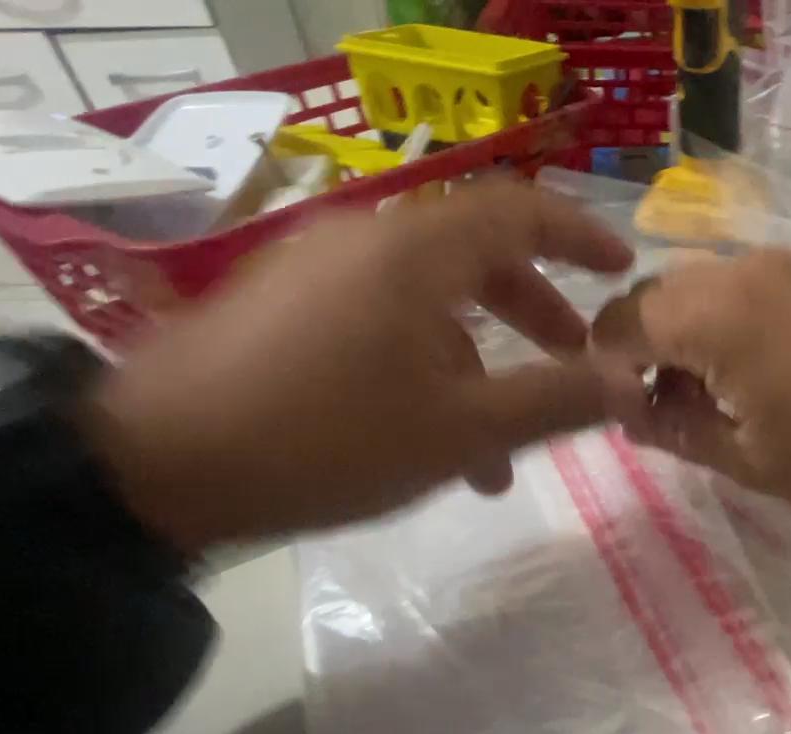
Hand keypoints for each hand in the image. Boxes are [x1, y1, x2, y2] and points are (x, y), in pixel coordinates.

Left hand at [76, 180, 633, 552]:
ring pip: (429, 300)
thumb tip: (631, 385)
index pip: (519, 210)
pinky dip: (427, 366)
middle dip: (536, 309)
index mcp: (414, 252)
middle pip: (476, 254)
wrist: (159, 467)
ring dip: (481, 358)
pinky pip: (382, 321)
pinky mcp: (286, 307)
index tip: (624, 269)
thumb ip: (554, 401)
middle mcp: (367, 241)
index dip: (581, 235)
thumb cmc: (329, 439)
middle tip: (575, 357)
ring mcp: (318, 271)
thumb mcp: (460, 430)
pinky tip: (434, 441)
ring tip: (503, 443)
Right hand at [593, 249, 790, 517]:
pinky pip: (733, 287)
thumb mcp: (745, 460)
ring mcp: (777, 265)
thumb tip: (629, 411)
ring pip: (692, 288)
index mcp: (715, 314)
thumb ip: (671, 428)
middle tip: (667, 412)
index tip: (631, 417)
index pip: (618, 323)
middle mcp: (739, 269)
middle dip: (642, 352)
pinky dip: (717, 323)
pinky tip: (744, 373)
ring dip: (680, 337)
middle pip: (652, 297)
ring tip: (709, 398)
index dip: (606, 372)